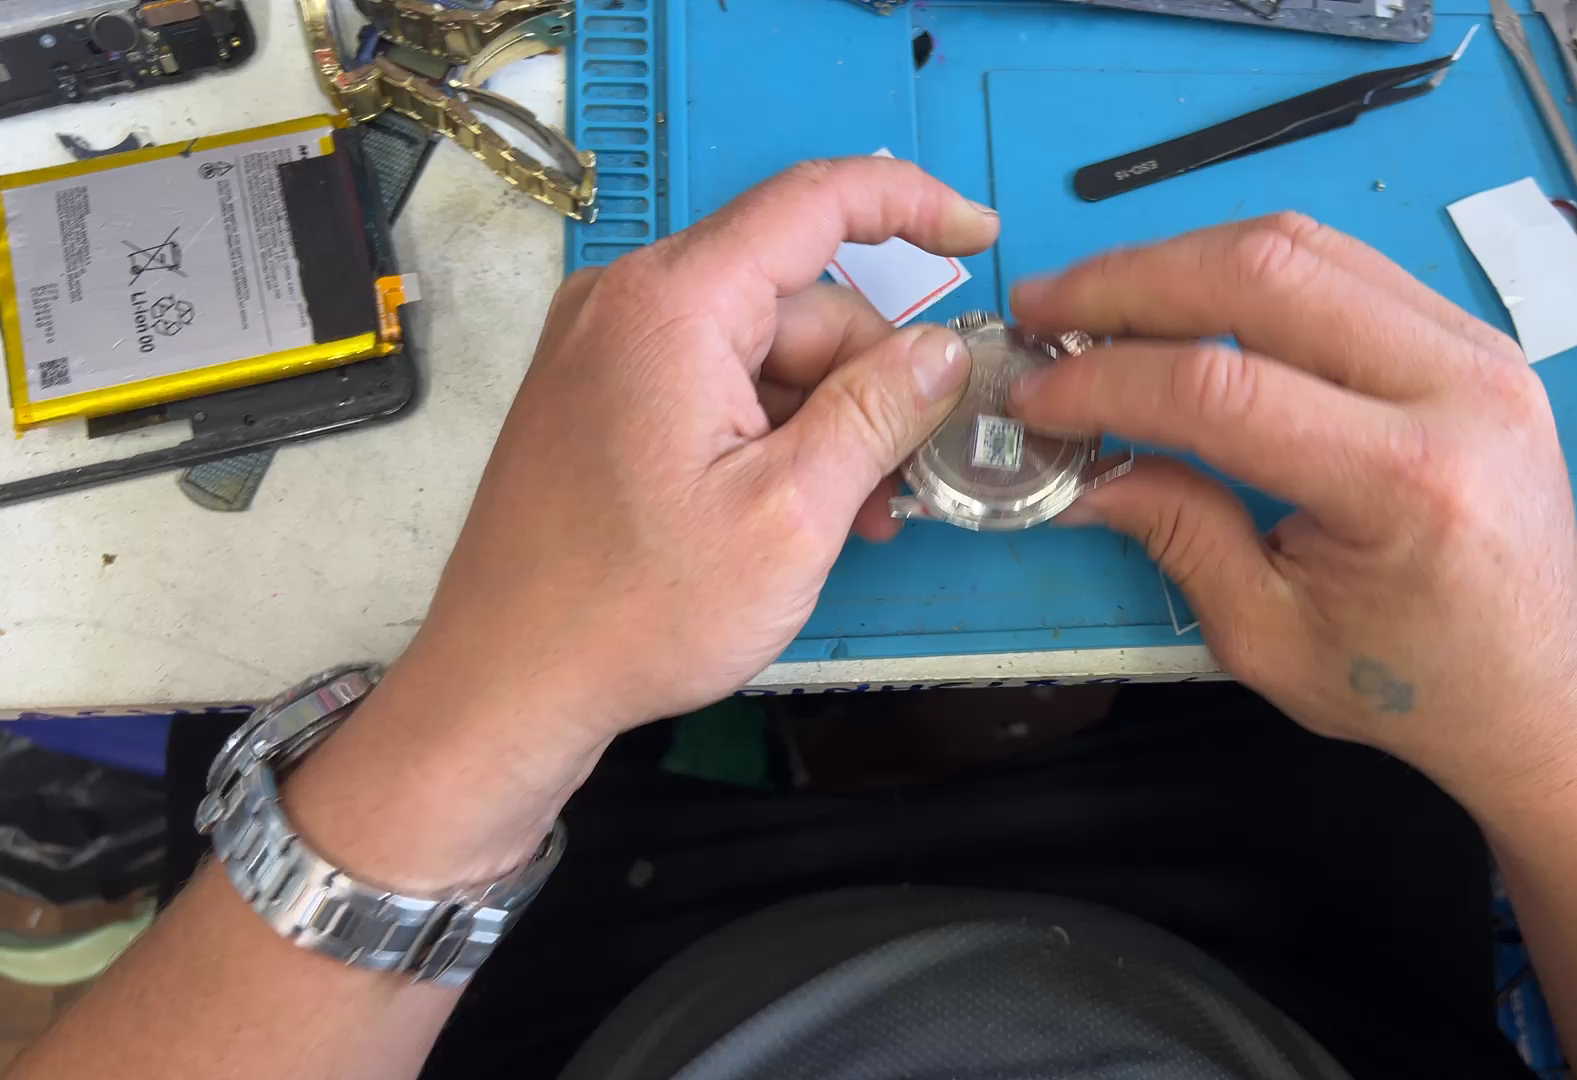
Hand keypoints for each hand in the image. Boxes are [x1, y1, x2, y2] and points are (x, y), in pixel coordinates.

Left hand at [398, 158, 996, 741]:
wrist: (511, 686)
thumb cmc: (644, 607)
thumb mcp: (792, 512)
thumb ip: (877, 414)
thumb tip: (943, 350)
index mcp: (676, 305)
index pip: (812, 204)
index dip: (910, 205)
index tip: (979, 233)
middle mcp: (638, 307)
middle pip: (804, 308)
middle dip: (875, 383)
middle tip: (914, 473)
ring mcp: (623, 357)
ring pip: (775, 359)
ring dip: (837, 425)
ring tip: (868, 511)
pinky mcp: (621, 405)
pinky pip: (732, 394)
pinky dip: (787, 439)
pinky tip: (816, 506)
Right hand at [1009, 213, 1576, 786]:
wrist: (1531, 681)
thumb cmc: (1397, 680)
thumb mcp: (1262, 634)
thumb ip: (1174, 533)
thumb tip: (1080, 474)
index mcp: (1407, 484)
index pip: (1222, 390)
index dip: (1106, 381)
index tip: (1032, 392)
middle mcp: (1456, 385)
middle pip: (1262, 276)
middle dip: (1125, 283)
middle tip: (1039, 305)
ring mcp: (1474, 342)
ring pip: (1296, 246)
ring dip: (1172, 261)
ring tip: (1091, 296)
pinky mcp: (1464, 332)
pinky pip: (1331, 262)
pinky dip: (1232, 267)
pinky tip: (1175, 297)